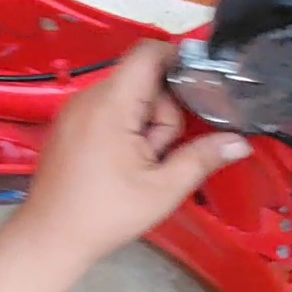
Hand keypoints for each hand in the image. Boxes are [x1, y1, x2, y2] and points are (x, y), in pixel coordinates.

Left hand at [11, 41, 250, 267]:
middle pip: (142, 80)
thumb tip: (240, 142)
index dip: (178, 59)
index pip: (148, 52)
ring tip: (138, 166)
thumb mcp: (163, 189)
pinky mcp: (68, 126)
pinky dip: (123, 130)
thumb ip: (202, 158)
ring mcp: (74, 111)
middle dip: (162, 112)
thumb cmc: (106, 214)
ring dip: (143, 125)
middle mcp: (88, 97)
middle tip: (157, 155)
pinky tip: (122, 165)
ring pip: (126, 98)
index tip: (198, 89)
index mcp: (111, 104)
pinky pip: (107, 111)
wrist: (50, 239)